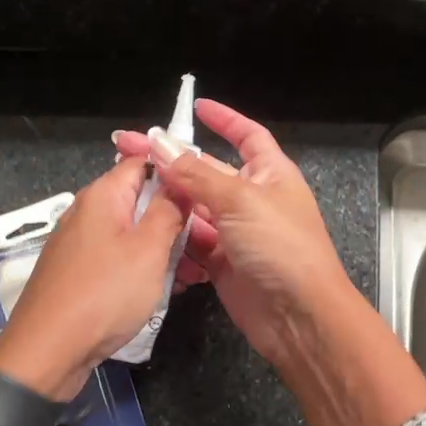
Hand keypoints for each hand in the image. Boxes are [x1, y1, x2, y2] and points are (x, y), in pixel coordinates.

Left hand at [0, 155, 185, 400]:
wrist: (48, 350)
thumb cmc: (104, 293)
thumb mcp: (149, 249)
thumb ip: (169, 211)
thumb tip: (180, 181)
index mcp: (102, 196)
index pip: (143, 163)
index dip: (175, 173)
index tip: (204, 193)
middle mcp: (87, 212)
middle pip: (139, 200)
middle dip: (175, 218)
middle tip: (207, 241)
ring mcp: (79, 244)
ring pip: (131, 233)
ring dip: (163, 248)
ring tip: (194, 272)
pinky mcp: (77, 272)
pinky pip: (117, 258)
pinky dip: (142, 267)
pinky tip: (166, 289)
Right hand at [113, 99, 357, 374]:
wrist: (300, 317)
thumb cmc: (281, 247)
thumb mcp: (241, 201)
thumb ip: (197, 175)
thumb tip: (162, 146)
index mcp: (270, 174)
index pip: (247, 136)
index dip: (224, 119)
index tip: (197, 107)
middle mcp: (253, 199)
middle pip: (206, 171)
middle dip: (170, 160)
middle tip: (126, 147)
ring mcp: (236, 233)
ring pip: (193, 208)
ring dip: (164, 198)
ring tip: (125, 186)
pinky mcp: (222, 264)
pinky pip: (191, 242)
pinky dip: (170, 236)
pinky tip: (143, 226)